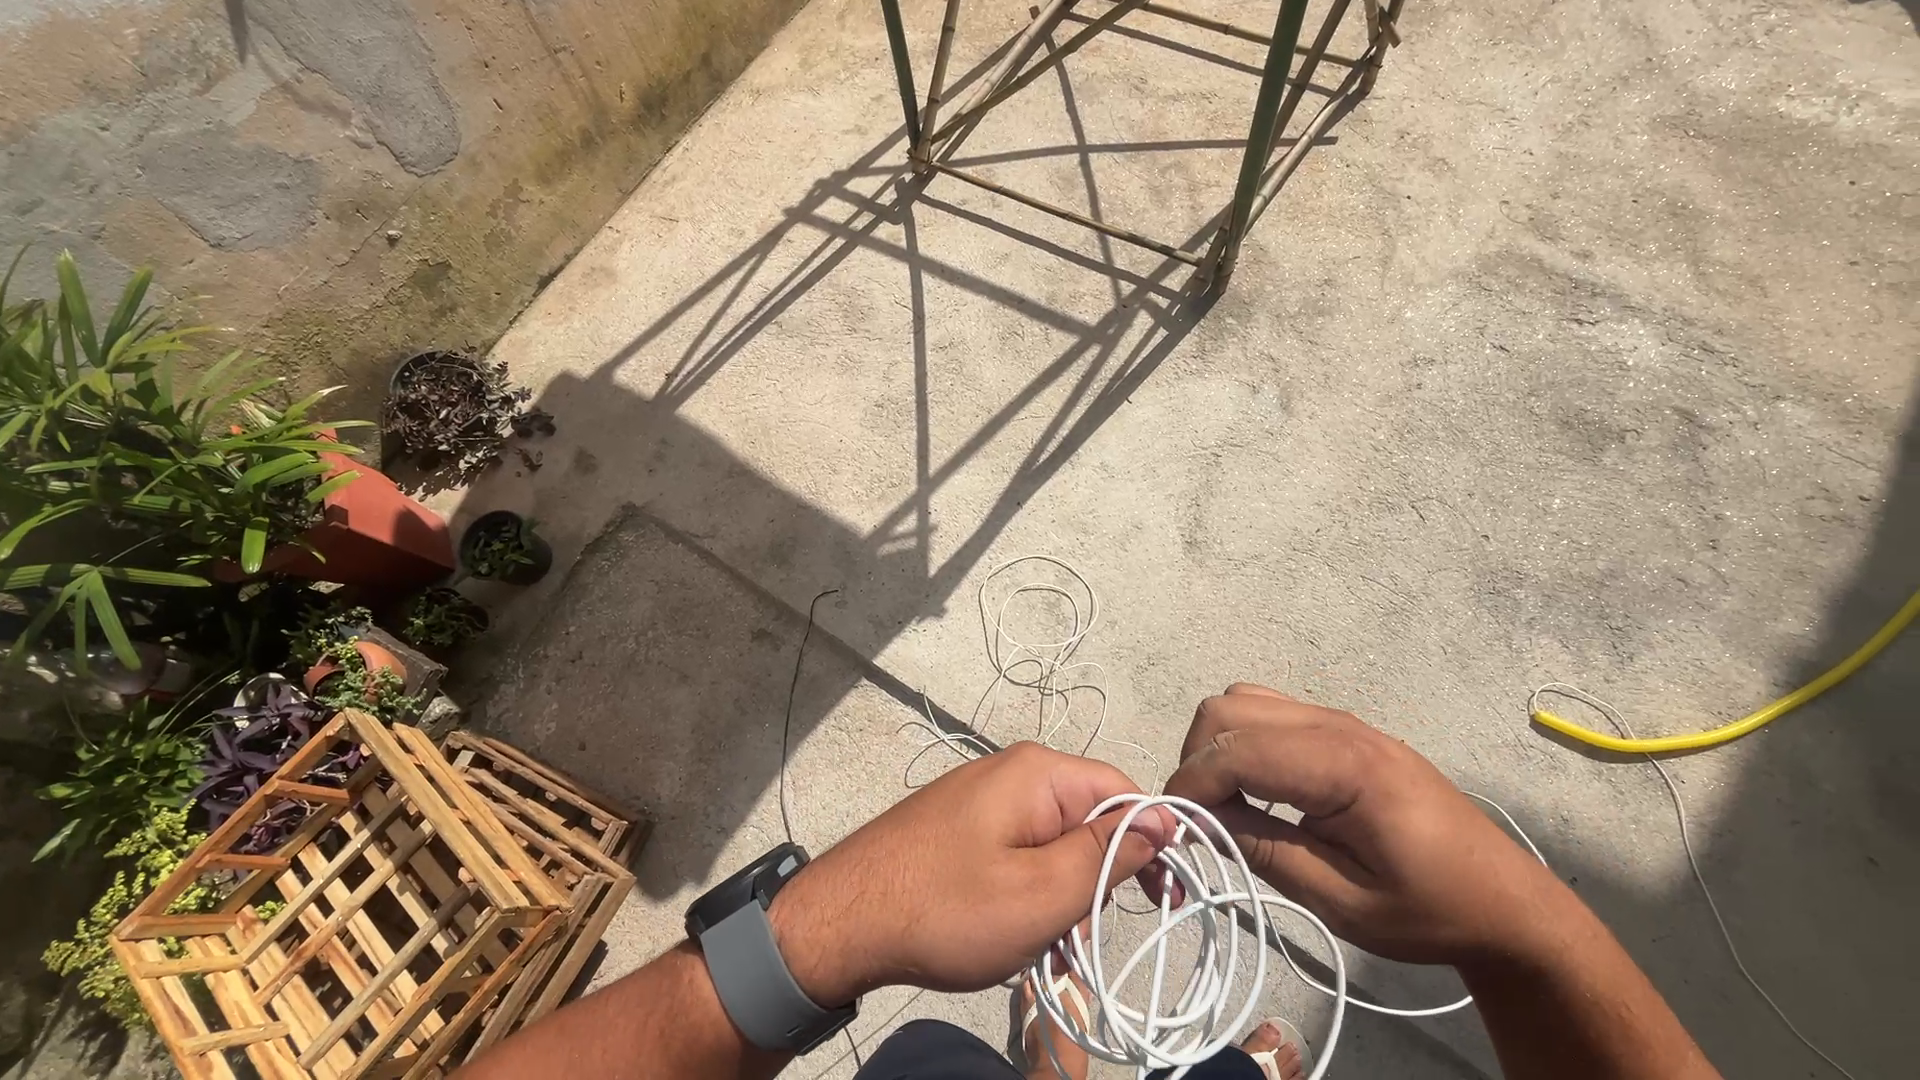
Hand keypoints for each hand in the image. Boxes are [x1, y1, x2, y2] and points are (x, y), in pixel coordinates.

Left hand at [766, 742, 1174, 1004]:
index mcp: (1038, 774)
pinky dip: (1032, 890)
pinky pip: (1020, 850)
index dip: (1154, 840)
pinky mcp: (963, 825)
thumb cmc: (946, 908)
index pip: (1123, 791)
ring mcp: (983, 798)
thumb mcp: (1042, 893)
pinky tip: (1021, 931)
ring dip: (1066, 891)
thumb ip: (1107, 856)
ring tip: (1052, 944)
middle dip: (1103, 874)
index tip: (1167, 898)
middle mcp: (1013, 773)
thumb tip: (1160, 822)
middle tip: (1099, 930)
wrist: (843, 920)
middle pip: (1089, 815)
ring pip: (1055, 840)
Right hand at [1164, 684, 1569, 965]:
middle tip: (1200, 817)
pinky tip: (1254, 784)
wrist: (1505, 901)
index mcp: (1344, 765)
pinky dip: (1239, 739)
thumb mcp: (1342, 901)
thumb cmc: (1430, 911)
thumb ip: (1264, 850)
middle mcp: (1336, 725)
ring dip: (1214, 745)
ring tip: (1222, 801)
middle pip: (1227, 709)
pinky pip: (1266, 710)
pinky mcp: (1340, 727)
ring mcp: (1339, 719)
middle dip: (1194, 759)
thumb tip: (1198, 818)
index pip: (1236, 750)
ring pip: (1240, 700)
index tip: (1179, 831)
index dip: (1192, 786)